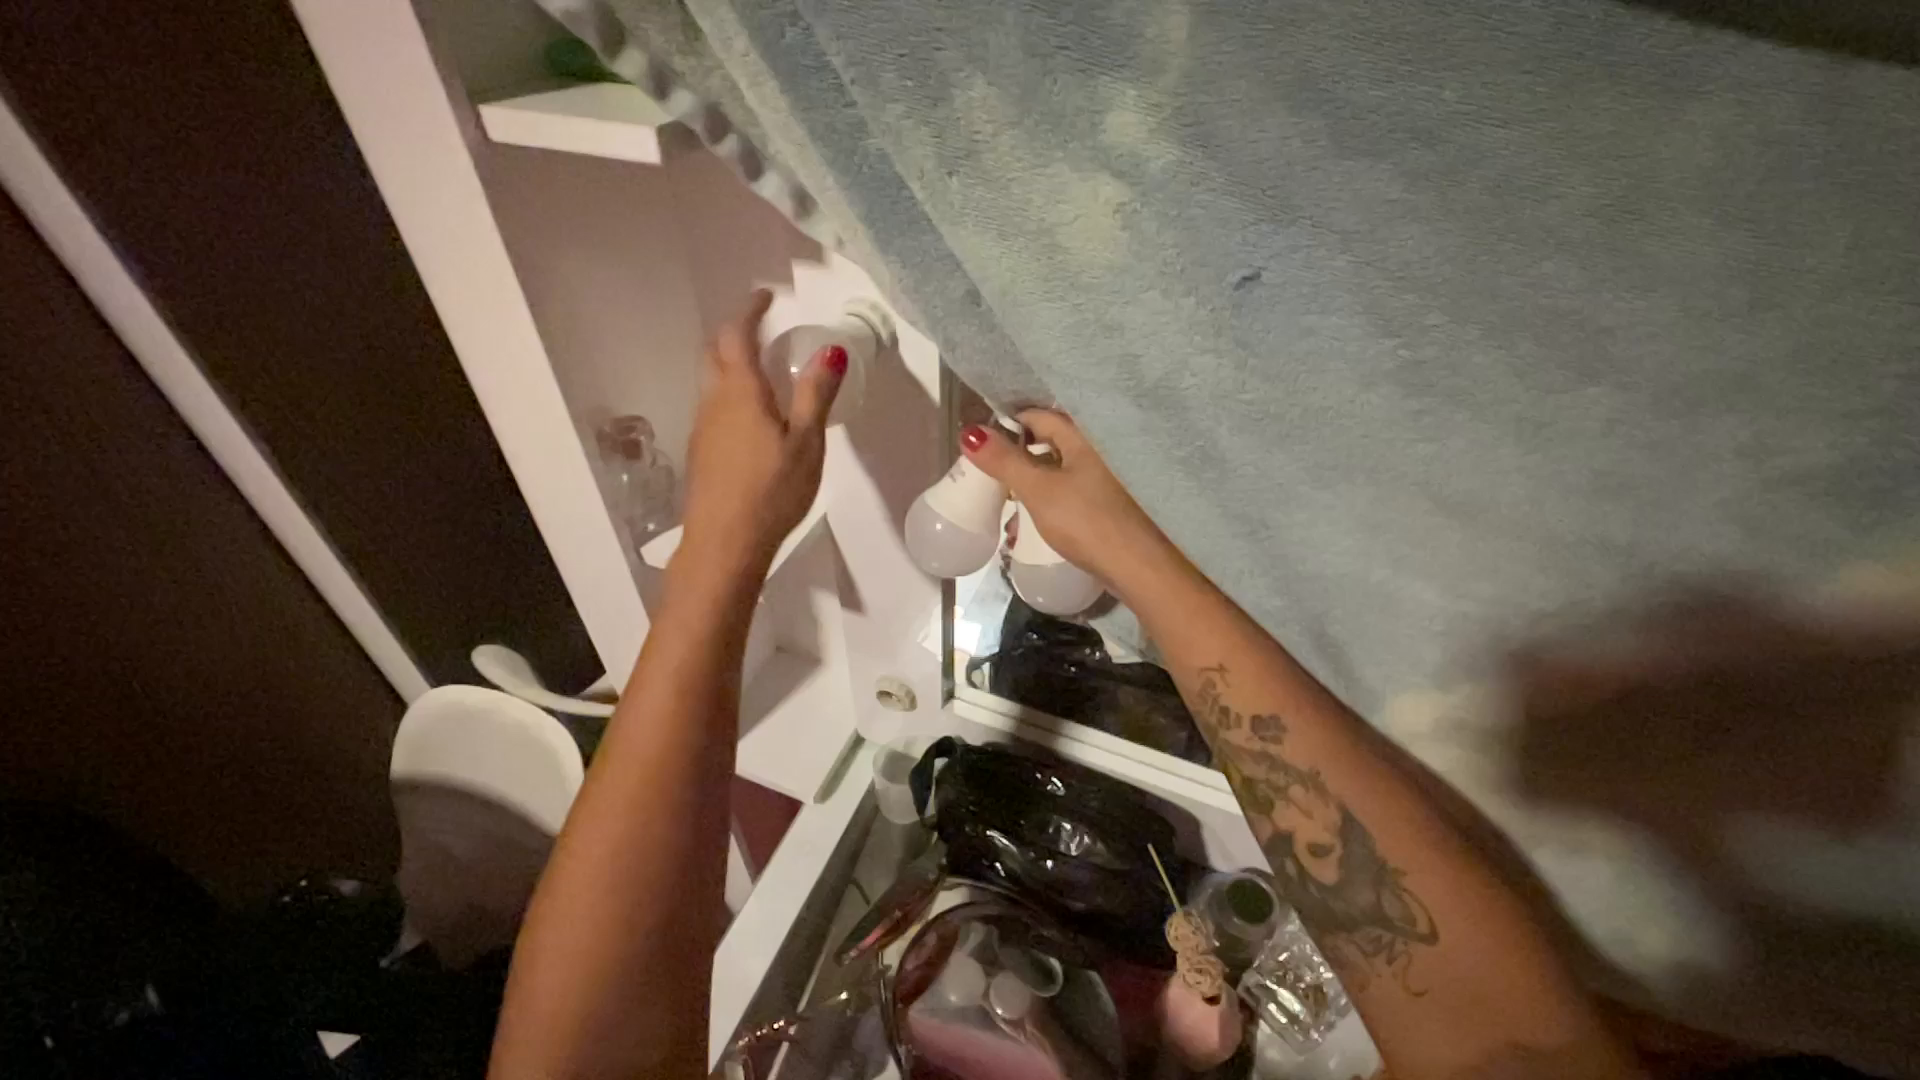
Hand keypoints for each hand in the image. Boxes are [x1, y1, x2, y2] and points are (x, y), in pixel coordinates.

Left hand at [679, 291, 844, 570]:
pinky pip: (713, 406)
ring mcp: (702, 427)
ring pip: (710, 380)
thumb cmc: (772, 490)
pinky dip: (729, 393)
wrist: (724, 543)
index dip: (750, 310)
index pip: (737, 334)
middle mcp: (713, 401)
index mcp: (740, 391)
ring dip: (730, 363)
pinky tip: (751, 416)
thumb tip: (830, 350)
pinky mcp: (701, 453)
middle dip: (734, 332)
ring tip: (760, 369)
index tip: (767, 297)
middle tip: (760, 328)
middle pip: (714, 352)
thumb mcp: (807, 442)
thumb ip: (816, 394)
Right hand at [959, 409, 1177, 591]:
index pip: (1039, 415)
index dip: (1009, 424)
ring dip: (1036, 481)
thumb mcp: (1038, 490)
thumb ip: (1004, 461)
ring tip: (1011, 503)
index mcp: (1086, 434)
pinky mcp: (1115, 501)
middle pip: (1053, 440)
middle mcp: (1102, 446)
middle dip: (1022, 456)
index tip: (984, 443)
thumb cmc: (1088, 521)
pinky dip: (1055, 498)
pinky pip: (1076, 489)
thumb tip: (969, 432)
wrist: (1141, 567)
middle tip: (994, 474)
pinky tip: (1039, 520)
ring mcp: (1112, 475)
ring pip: (1064, 467)